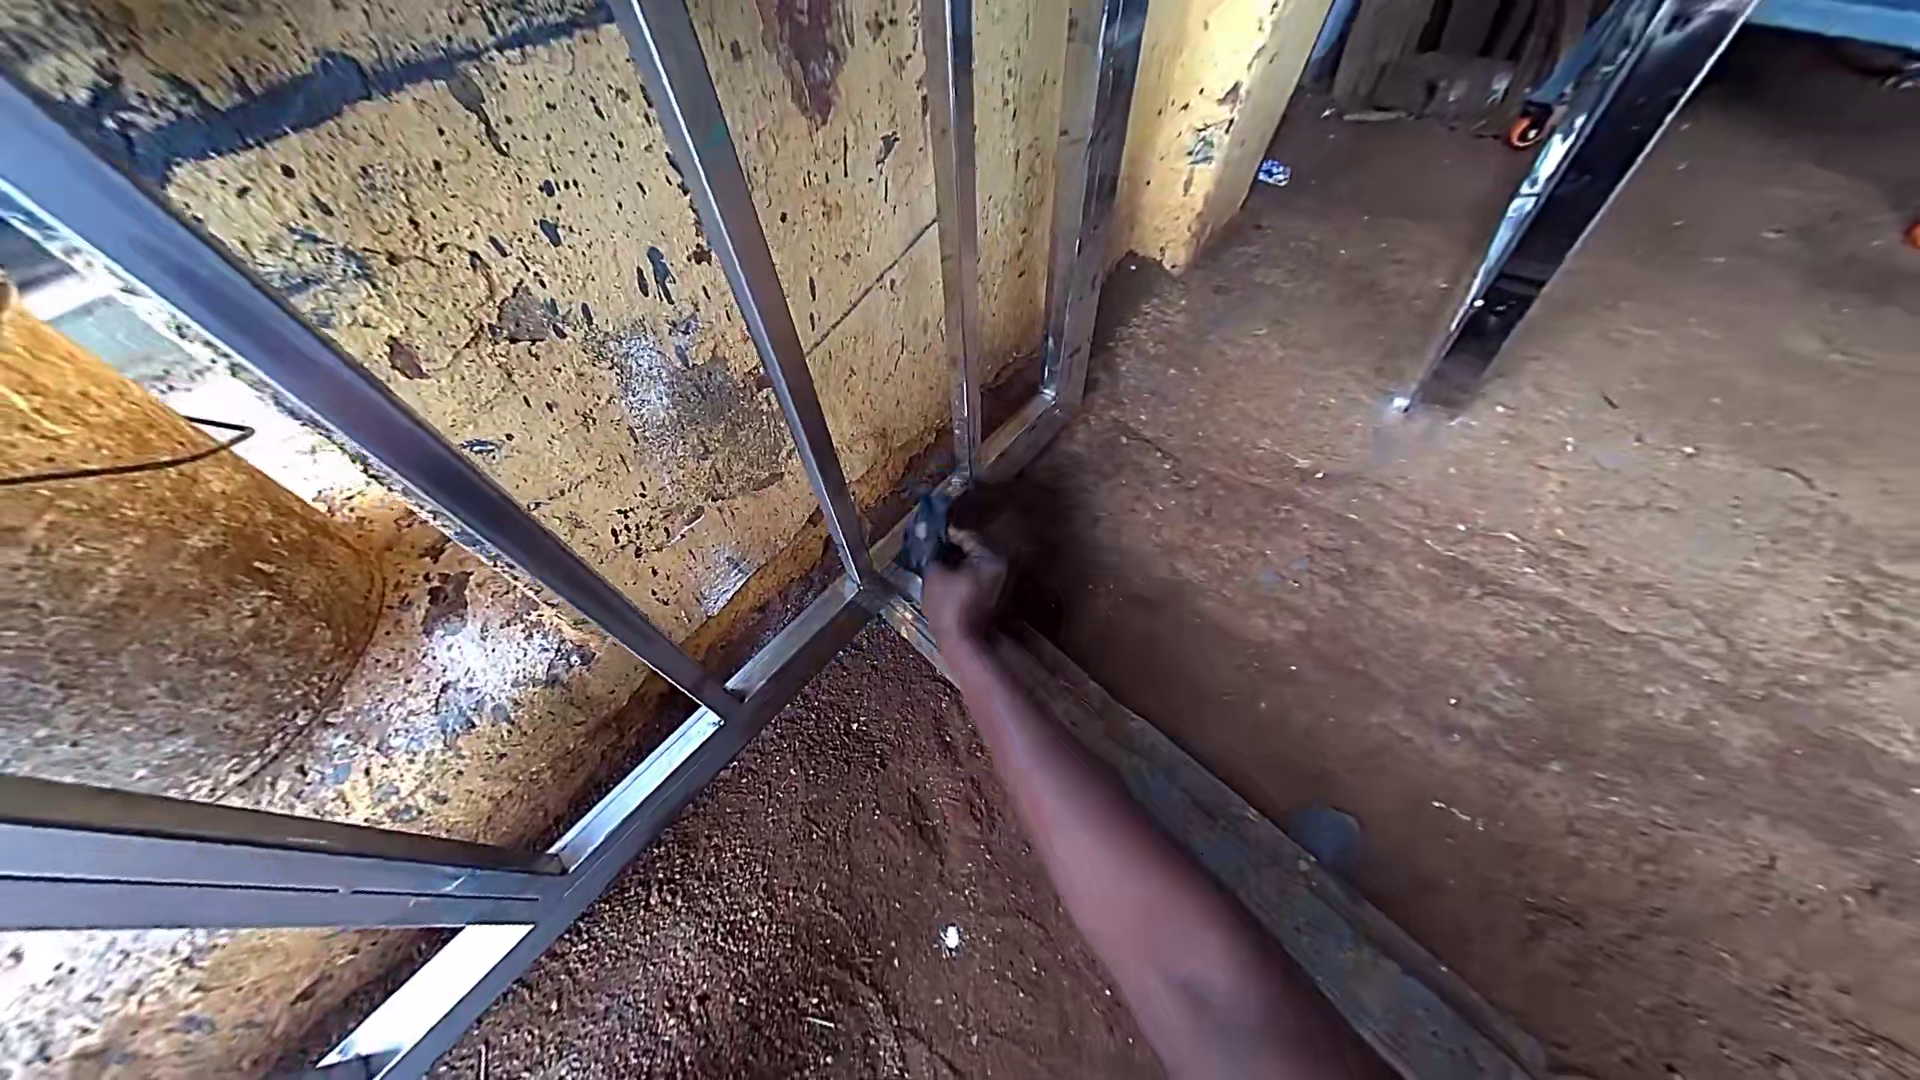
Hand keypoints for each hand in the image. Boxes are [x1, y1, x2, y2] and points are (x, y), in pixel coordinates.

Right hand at [920, 528, 1006, 651]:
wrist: (966, 644)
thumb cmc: (949, 610)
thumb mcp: (934, 574)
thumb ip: (934, 552)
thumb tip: (932, 543)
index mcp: (992, 554)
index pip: (965, 534)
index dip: (945, 536)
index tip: (930, 536)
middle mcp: (1006, 562)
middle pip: (975, 545)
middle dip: (955, 548)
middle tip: (935, 551)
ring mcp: (1008, 578)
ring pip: (980, 560)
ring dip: (962, 561)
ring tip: (942, 566)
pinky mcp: (1004, 592)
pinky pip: (985, 574)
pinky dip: (971, 574)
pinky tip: (954, 581)